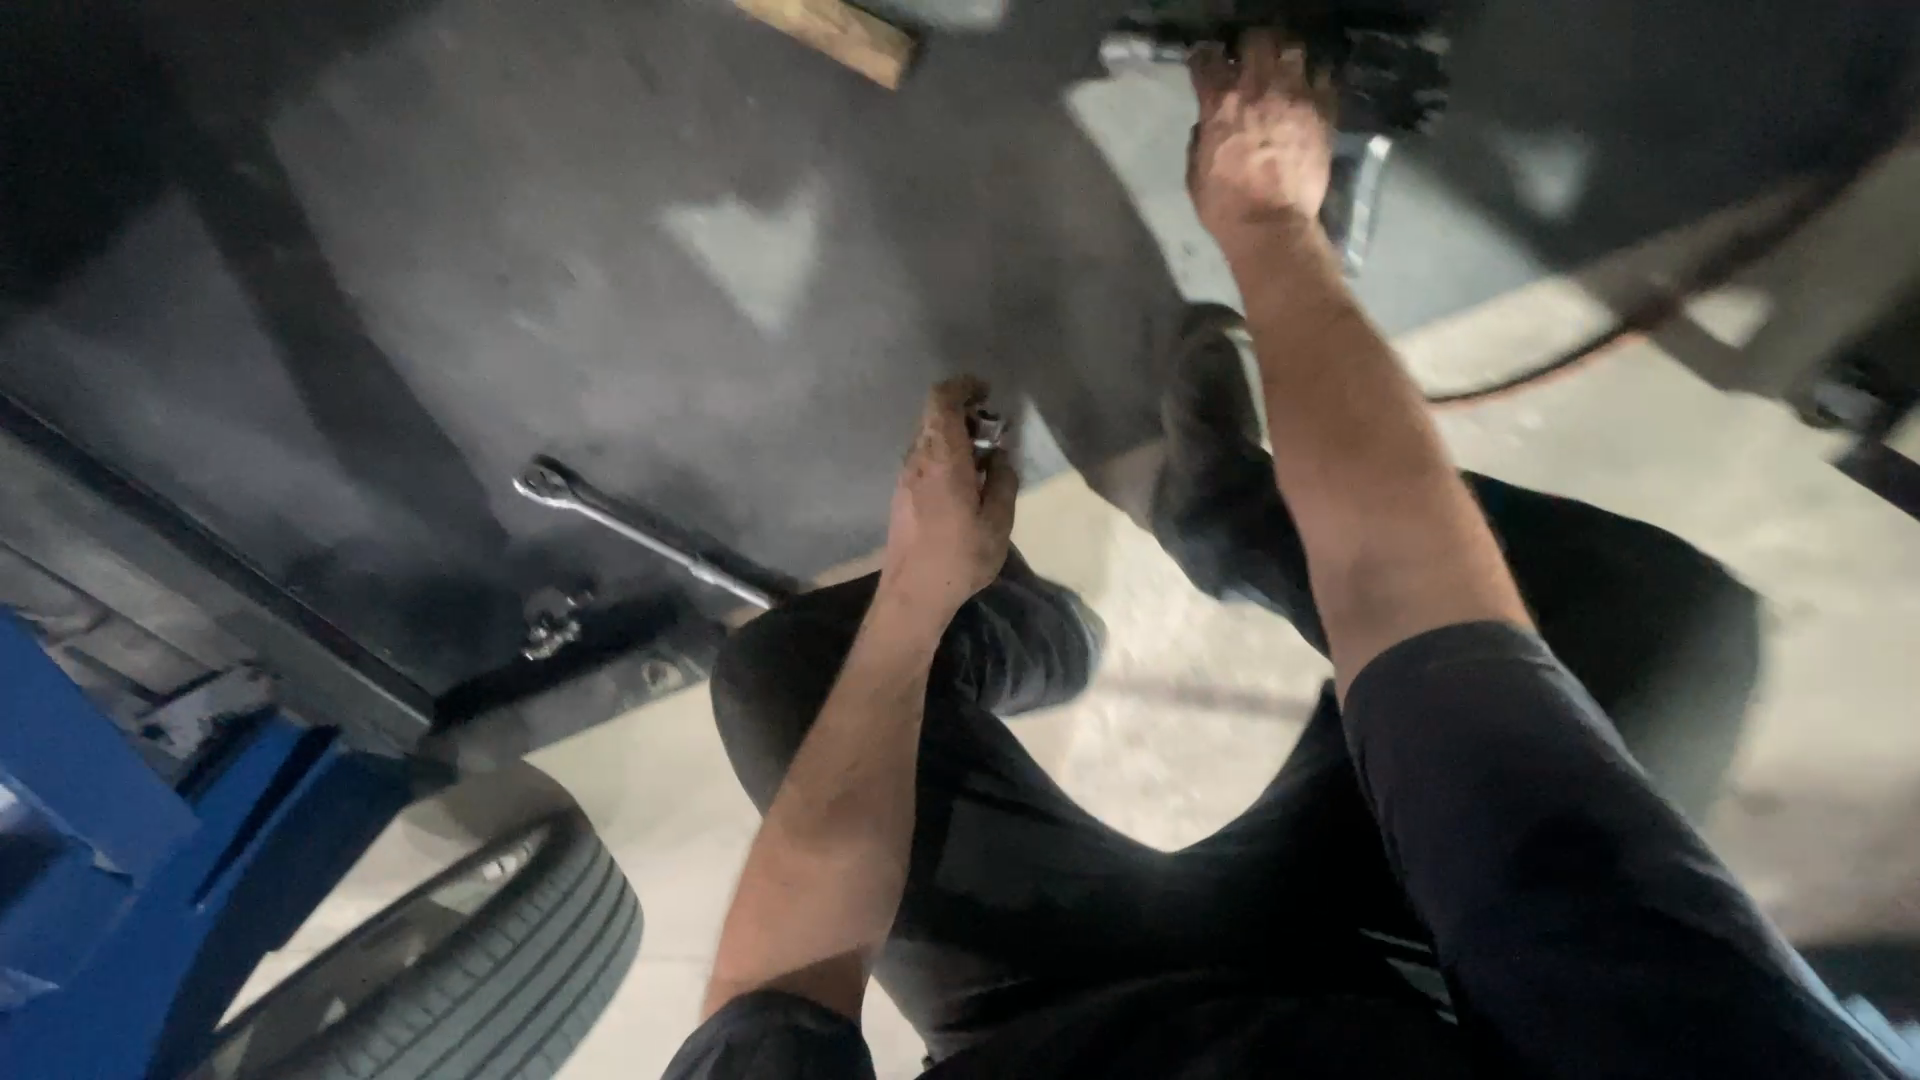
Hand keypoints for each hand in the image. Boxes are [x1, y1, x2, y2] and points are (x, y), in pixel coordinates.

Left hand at [878, 377, 1016, 622]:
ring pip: (928, 439)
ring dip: (954, 438)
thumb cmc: (960, 557)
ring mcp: (904, 477)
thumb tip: (999, 459)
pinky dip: (944, 457)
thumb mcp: (999, 521)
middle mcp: (917, 459)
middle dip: (964, 414)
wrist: (913, 594)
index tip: (986, 393)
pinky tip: (964, 484)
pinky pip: (923, 460)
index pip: (942, 399)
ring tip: (983, 463)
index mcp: (942, 458)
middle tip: (993, 434)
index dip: (963, 386)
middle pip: (934, 416)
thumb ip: (1003, 481)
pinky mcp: (900, 495)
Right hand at [1187, 29, 1336, 255]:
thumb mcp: (1195, 176)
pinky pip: (1324, 76)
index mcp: (1220, 104)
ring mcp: (1296, 95)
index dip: (1204, 58)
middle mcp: (1259, 87)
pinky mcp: (1323, 109)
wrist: (1271, 225)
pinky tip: (1308, 90)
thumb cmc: (1225, 207)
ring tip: (1283, 69)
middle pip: (1257, 39)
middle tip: (1249, 58)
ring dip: (1285, 55)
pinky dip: (1314, 78)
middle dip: (1250, 45)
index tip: (1205, 63)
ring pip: (1294, 48)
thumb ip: (1200, 141)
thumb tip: (1206, 125)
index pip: (1208, 60)